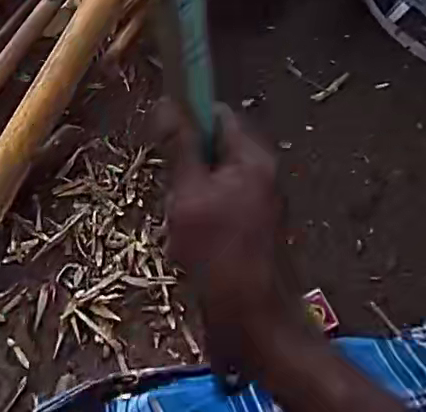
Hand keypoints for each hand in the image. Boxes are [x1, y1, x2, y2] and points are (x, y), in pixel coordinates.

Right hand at [166, 105, 311, 371]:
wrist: (255, 323)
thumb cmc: (219, 252)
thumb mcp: (188, 192)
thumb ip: (179, 145)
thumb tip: (167, 102)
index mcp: (253, 157)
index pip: (216, 112)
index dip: (187, 116)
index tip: (163, 135)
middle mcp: (262, 172)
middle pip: (213, 143)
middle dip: (185, 158)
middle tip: (170, 182)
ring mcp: (260, 200)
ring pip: (212, 172)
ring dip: (189, 186)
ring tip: (180, 213)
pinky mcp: (253, 224)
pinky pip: (219, 198)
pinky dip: (200, 208)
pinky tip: (190, 234)